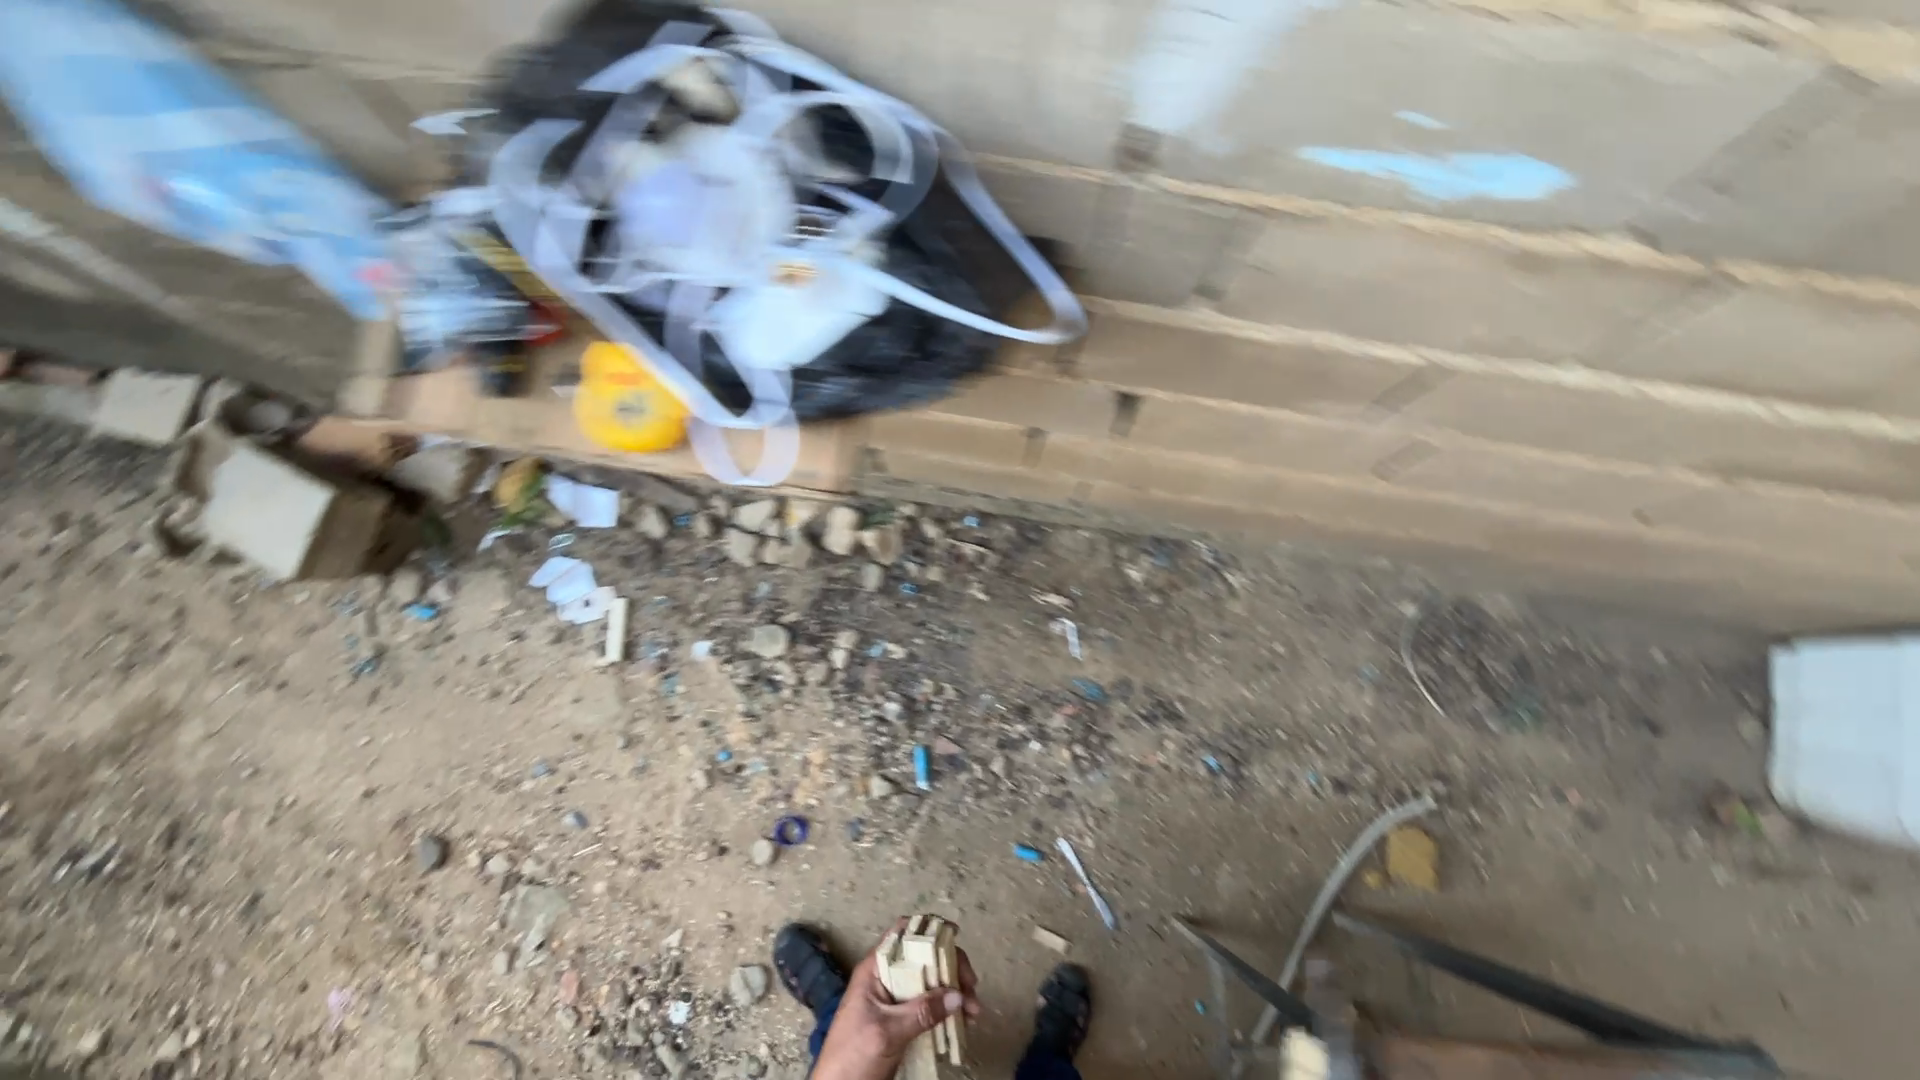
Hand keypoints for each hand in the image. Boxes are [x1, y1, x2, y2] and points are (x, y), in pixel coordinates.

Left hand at [813, 919, 979, 1079]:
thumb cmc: (852, 1056)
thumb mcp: (886, 1032)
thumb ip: (920, 1012)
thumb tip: (957, 995)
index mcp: (875, 970)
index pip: (902, 934)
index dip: (928, 930)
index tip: (954, 937)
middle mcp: (886, 978)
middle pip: (924, 958)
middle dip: (951, 968)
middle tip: (972, 989)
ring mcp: (894, 1000)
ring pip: (930, 983)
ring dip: (954, 992)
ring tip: (973, 1013)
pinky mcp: (902, 1021)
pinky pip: (929, 1007)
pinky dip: (947, 1011)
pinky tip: (962, 1022)